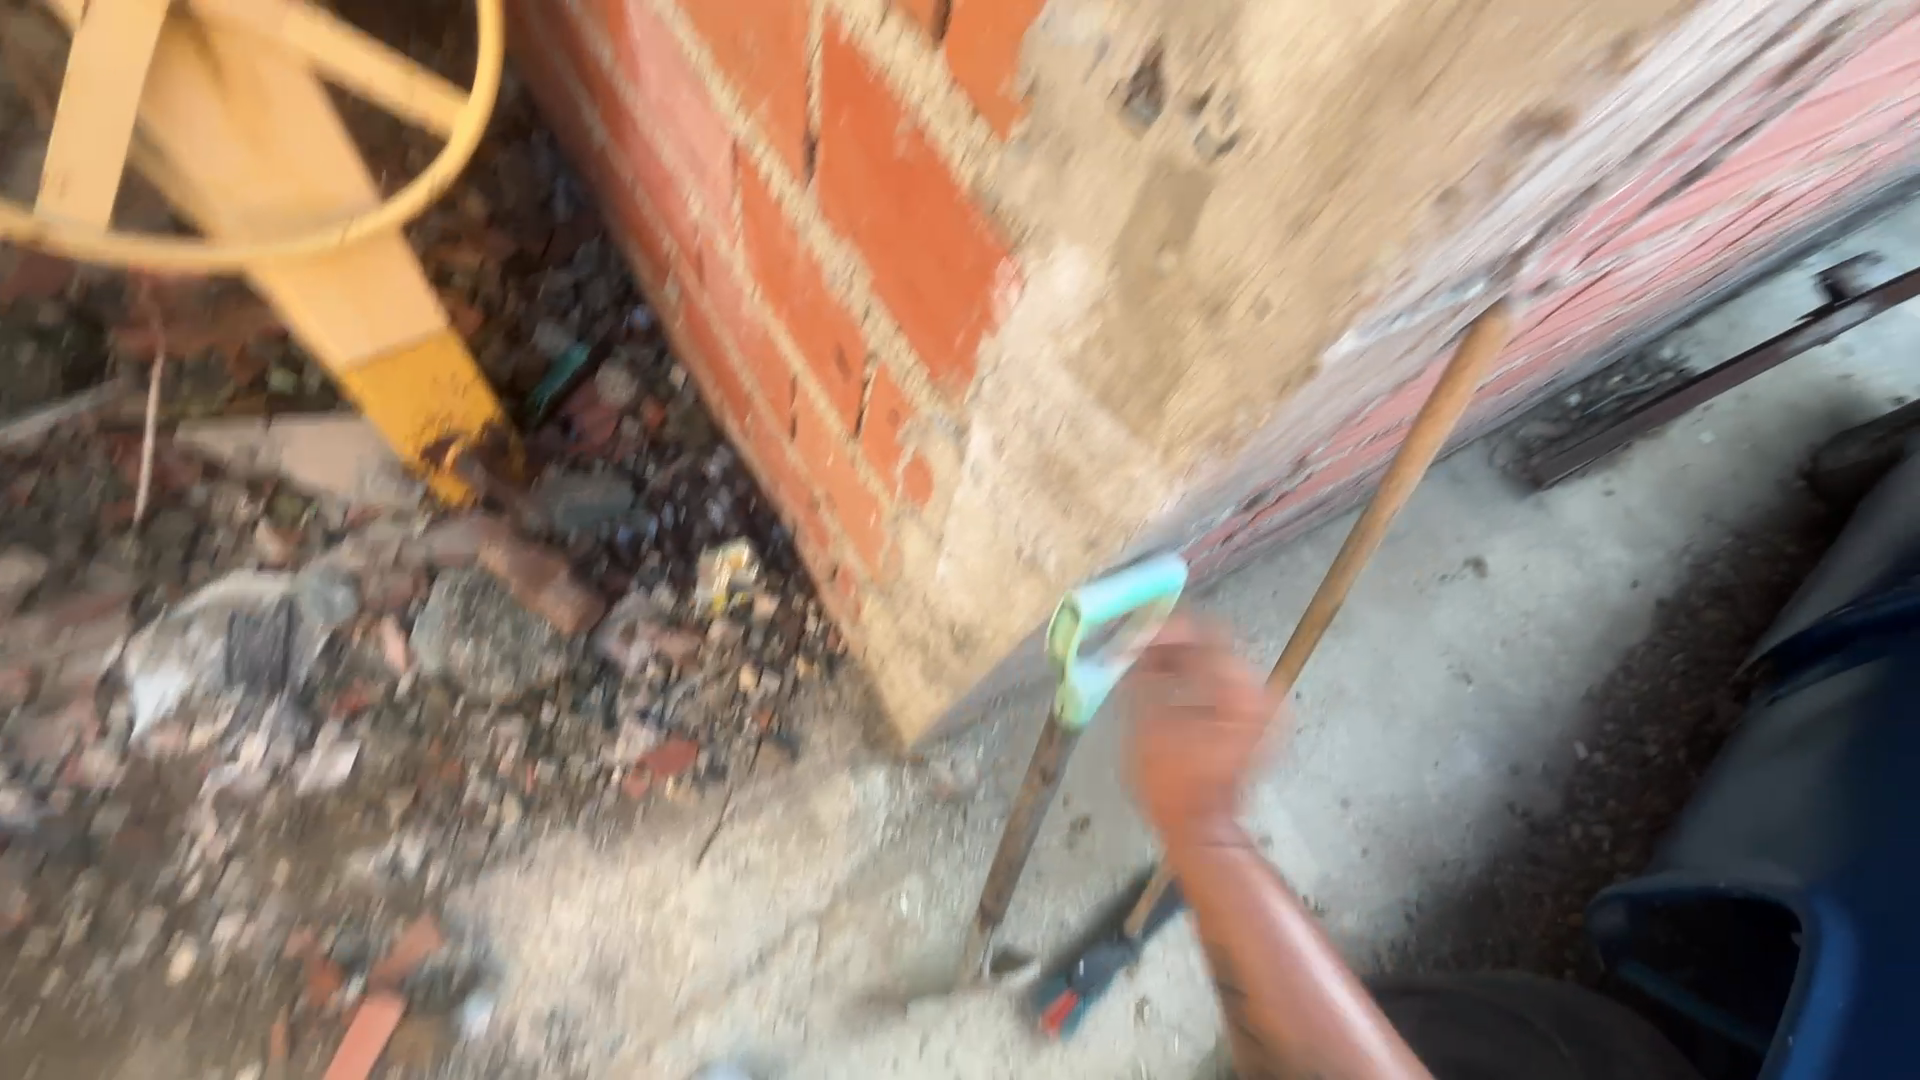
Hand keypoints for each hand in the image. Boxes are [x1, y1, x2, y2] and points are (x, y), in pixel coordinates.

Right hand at [1123, 617, 1283, 838]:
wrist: (1198, 828)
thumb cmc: (1172, 783)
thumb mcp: (1148, 723)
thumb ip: (1144, 673)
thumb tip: (1135, 643)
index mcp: (1239, 691)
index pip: (1206, 635)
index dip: (1167, 630)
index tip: (1136, 637)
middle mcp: (1259, 693)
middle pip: (1213, 646)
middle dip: (1171, 645)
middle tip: (1136, 650)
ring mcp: (1259, 708)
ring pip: (1215, 663)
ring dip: (1179, 661)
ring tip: (1145, 667)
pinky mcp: (1252, 720)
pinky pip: (1221, 683)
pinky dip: (1193, 679)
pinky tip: (1164, 685)